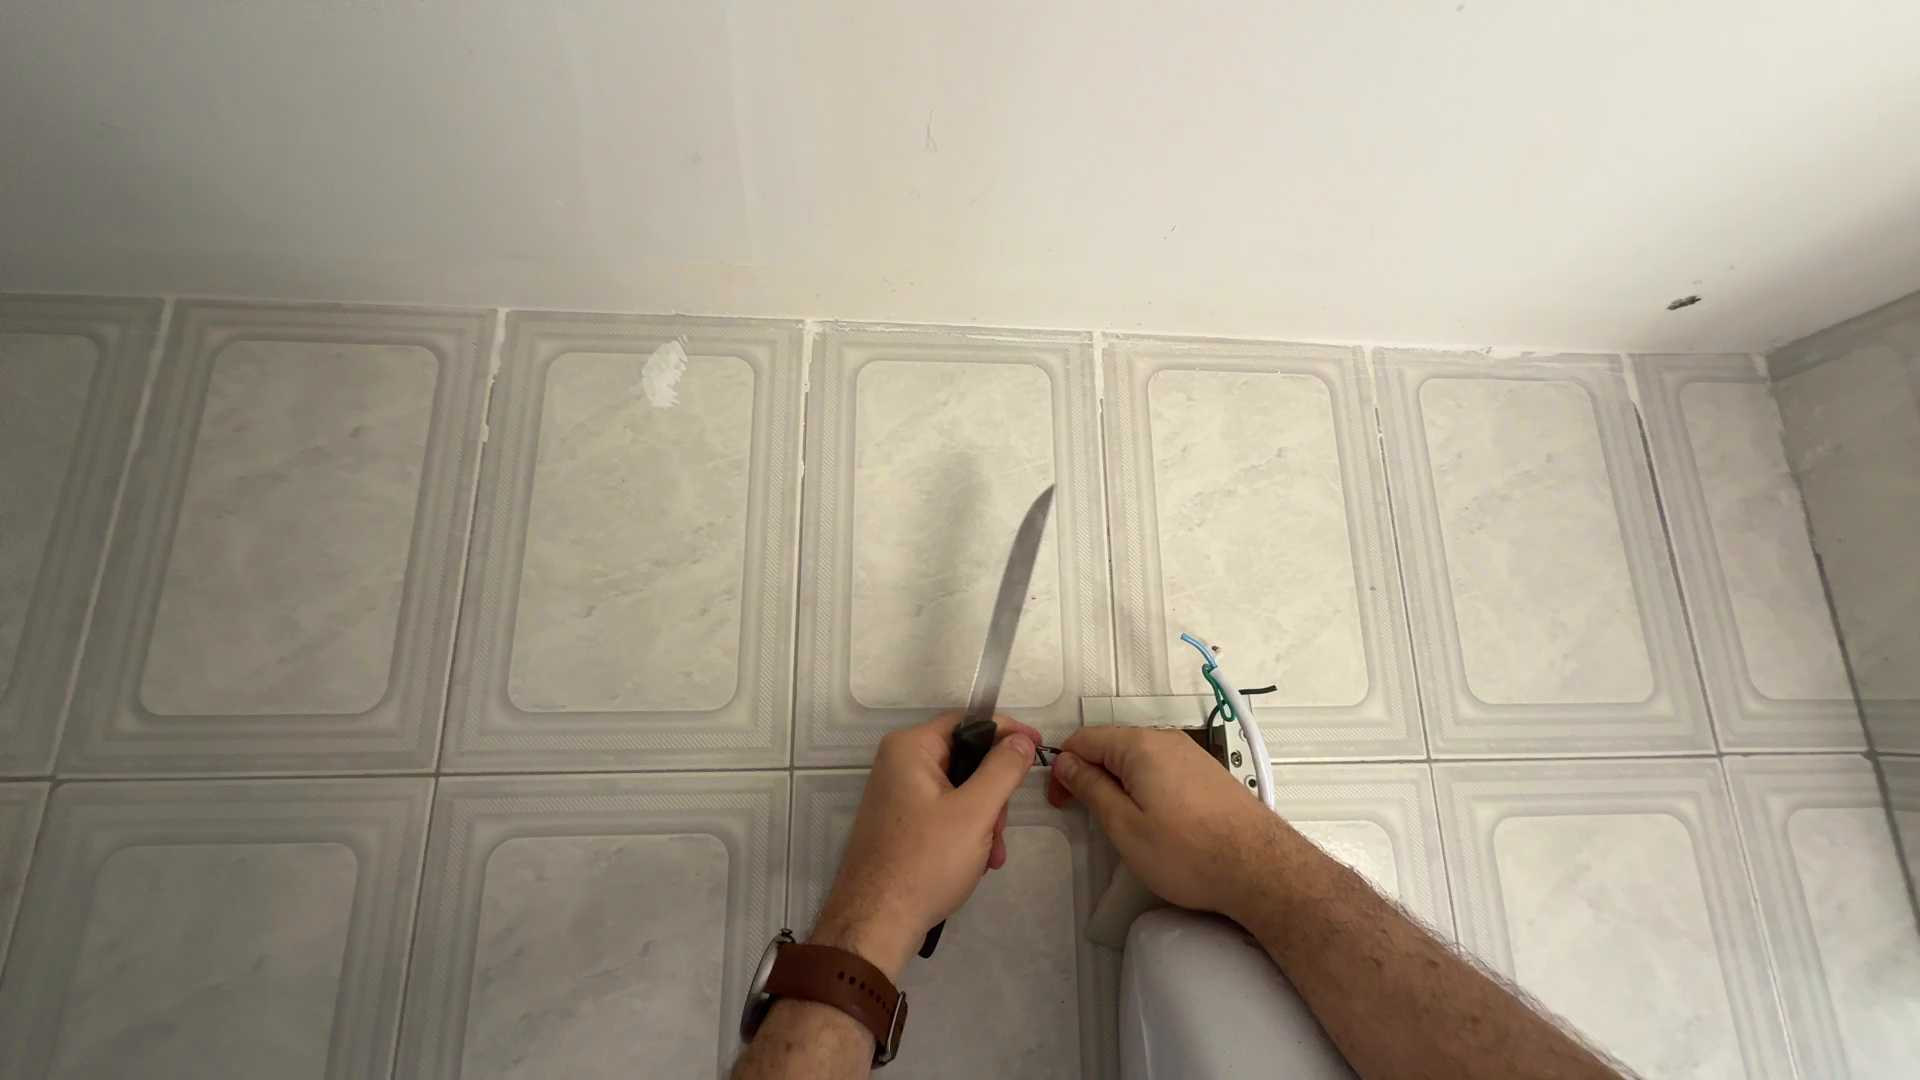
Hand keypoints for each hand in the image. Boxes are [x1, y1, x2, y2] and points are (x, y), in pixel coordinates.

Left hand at [812, 712, 1040, 977]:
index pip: (969, 722)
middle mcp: (900, 762)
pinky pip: (945, 811)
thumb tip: (1021, 740)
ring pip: (960, 790)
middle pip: (966, 759)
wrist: (876, 924)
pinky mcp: (901, 821)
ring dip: (983, 819)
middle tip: (999, 828)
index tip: (1038, 748)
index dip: (1007, 733)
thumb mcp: (975, 813)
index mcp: (911, 747)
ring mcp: (898, 794)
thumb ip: (1003, 770)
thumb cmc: (925, 862)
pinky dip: (966, 832)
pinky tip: (977, 862)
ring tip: (989, 855)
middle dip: (993, 793)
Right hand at [1046, 726, 1289, 922]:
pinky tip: (1156, 820)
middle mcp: (1165, 740)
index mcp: (1139, 745)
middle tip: (1090, 816)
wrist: (1263, 870)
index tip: (1060, 800)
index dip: (1064, 768)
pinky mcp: (1207, 772)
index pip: (1084, 740)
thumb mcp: (1125, 825)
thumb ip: (1090, 788)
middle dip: (1091, 775)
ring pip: (1138, 759)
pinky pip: (1162, 768)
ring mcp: (1190, 754)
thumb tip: (1066, 763)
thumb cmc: (1190, 853)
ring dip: (1119, 783)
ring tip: (1124, 823)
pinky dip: (1146, 786)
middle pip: (1111, 746)